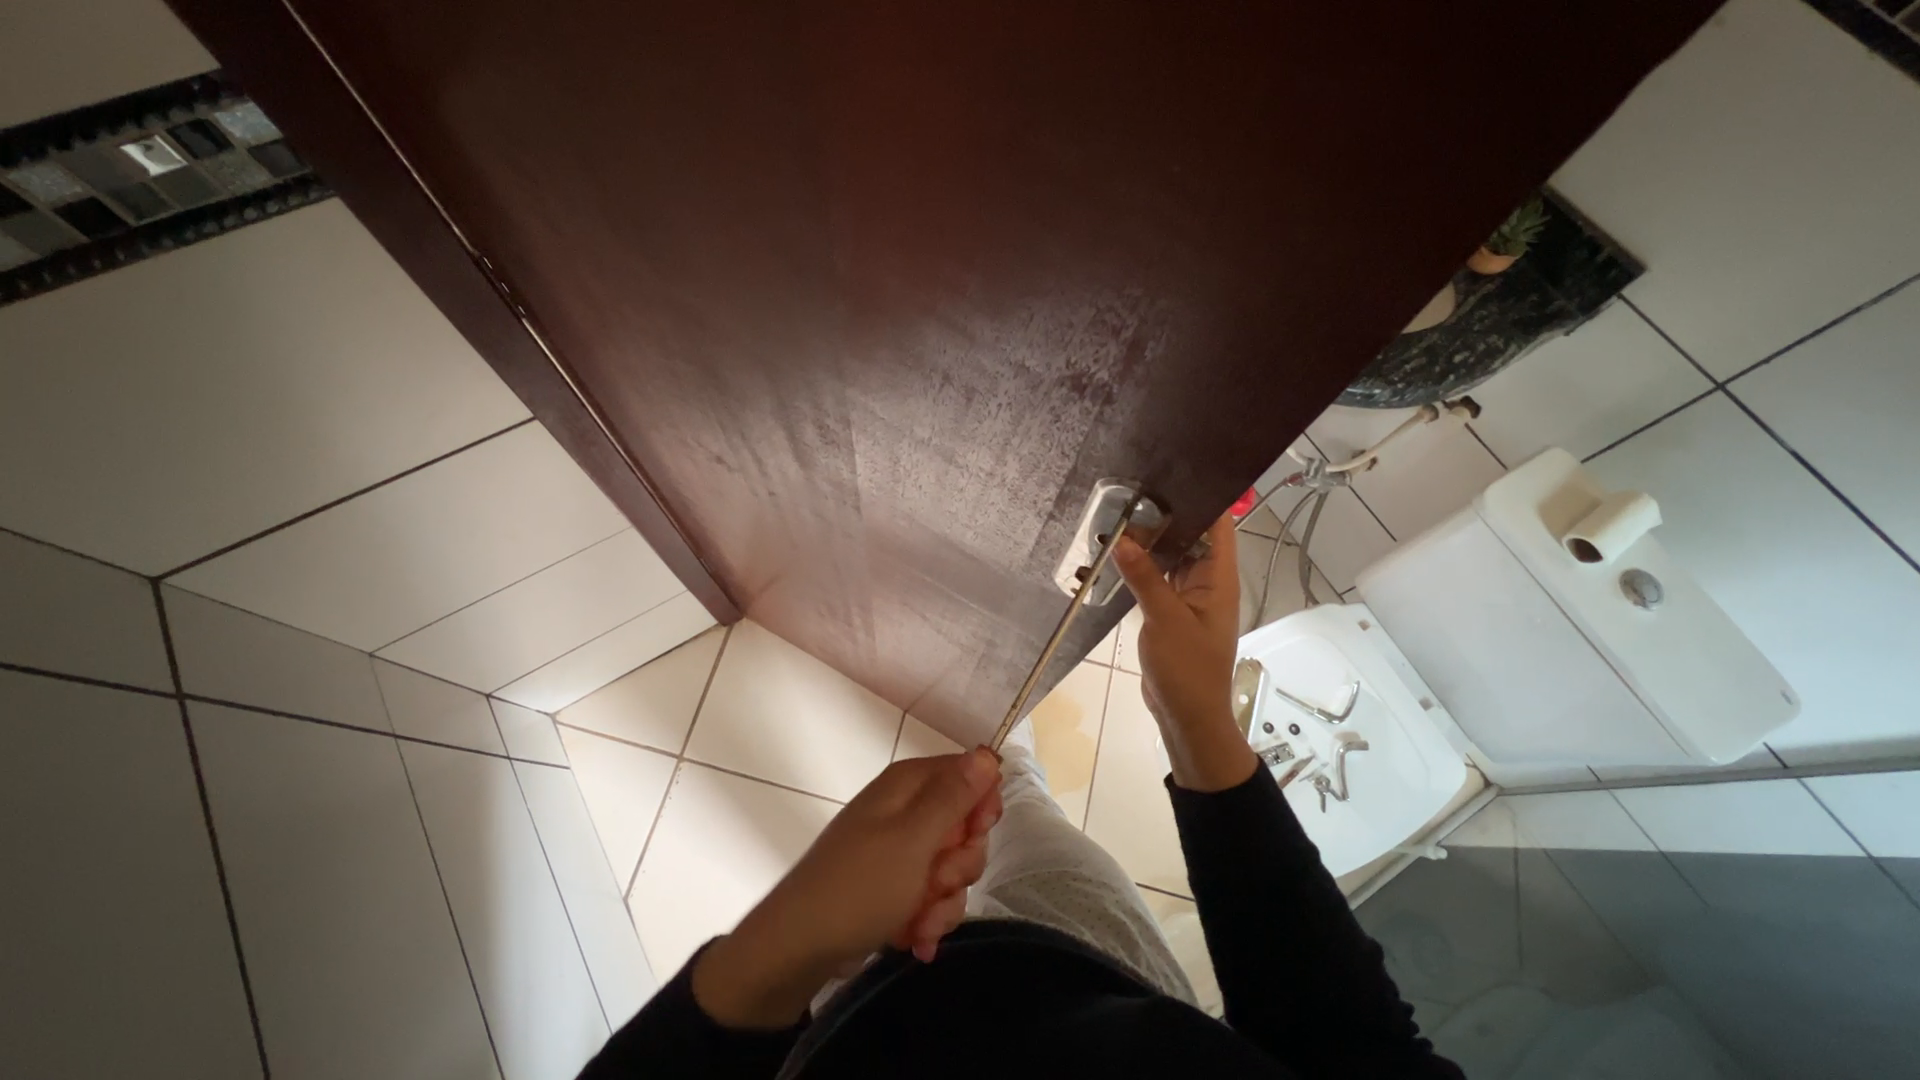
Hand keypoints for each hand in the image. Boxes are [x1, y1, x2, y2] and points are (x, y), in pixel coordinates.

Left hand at [692, 748, 1002, 1028]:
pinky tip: (913, 937)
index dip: (982, 807)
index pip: (970, 774)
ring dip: (944, 901)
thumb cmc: (859, 886)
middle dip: (961, 864)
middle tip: (937, 880)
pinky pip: (933, 895)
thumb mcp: (914, 839)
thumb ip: (953, 796)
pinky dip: (927, 918)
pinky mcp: (895, 885)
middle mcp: (905, 809)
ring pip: (953, 867)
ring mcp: (899, 849)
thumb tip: (987, 753)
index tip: (976, 834)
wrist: (800, 948)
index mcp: (907, 785)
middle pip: (966, 826)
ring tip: (918, 920)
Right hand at [1113, 513, 1258, 792]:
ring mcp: (1189, 598)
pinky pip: (1156, 580)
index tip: (1169, 476)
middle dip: (1162, 518)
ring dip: (1146, 544)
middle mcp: (1207, 582)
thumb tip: (1122, 539)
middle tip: (1128, 494)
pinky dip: (1138, 569)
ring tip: (1114, 520)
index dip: (1201, 498)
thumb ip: (1144, 577)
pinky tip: (1112, 557)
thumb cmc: (1187, 669)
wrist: (1187, 717)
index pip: (1218, 526)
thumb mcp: (1164, 620)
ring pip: (1170, 559)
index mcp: (1219, 579)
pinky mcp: (1171, 612)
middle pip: (1190, 538)